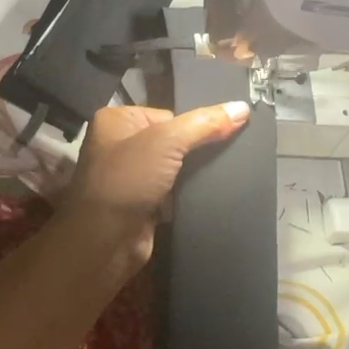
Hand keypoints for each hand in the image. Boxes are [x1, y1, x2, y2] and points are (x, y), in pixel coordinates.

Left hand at [59, 102, 250, 260]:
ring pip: (175, 168)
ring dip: (194, 174)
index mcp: (117, 120)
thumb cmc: (127, 181)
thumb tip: (243, 106)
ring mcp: (130, 177)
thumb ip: (204, 124)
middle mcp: (120, 145)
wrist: (105, 241)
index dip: (194, 125)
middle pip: (173, 140)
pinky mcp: (142, 204)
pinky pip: (173, 191)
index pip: (168, 115)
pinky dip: (188, 194)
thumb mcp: (166, 142)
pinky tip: (212, 193)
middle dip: (197, 150)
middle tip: (232, 152)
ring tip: (227, 172)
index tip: (225, 133)